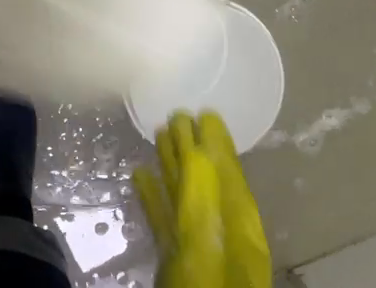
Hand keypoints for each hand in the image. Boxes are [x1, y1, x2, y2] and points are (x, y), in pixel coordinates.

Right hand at [134, 112, 271, 287]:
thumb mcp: (204, 249)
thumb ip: (202, 200)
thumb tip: (198, 149)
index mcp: (236, 230)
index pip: (226, 175)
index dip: (216, 144)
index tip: (203, 110)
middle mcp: (222, 237)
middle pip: (206, 182)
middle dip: (192, 148)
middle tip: (175, 113)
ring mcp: (198, 253)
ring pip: (185, 198)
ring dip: (172, 166)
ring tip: (156, 134)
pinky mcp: (176, 266)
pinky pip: (166, 221)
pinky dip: (154, 197)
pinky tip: (138, 178)